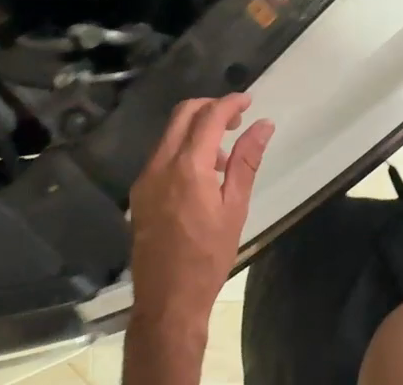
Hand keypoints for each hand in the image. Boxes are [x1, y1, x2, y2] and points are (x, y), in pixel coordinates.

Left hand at [129, 94, 274, 327]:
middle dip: (210, 107)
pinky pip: (161, 154)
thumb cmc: (208, 257)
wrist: (167, 301)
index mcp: (188, 167)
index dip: (230, 103)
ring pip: (170, 133)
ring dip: (196, 129)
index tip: (249, 101)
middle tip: (236, 120)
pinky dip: (182, 149)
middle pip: (183, 114)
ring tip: (222, 157)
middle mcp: (160, 164)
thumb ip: (246, 161)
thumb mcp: (235, 208)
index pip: (209, 116)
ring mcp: (145, 177)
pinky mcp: (139, 191)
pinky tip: (200, 176)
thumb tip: (263, 125)